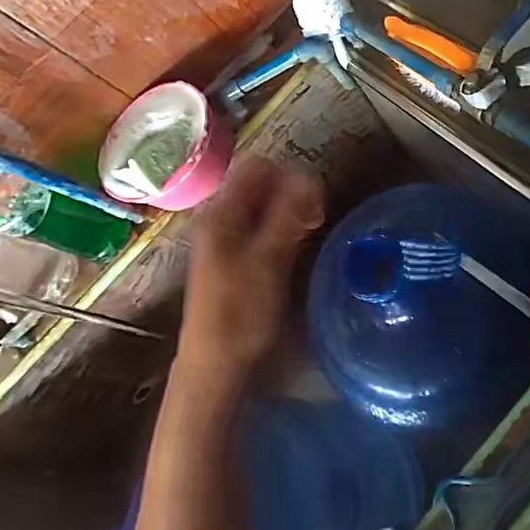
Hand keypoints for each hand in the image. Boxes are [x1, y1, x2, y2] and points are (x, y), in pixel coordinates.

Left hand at [180, 157, 325, 385]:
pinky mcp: (234, 254)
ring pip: (264, 204)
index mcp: (221, 213)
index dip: (288, 175)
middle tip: (315, 219)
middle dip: (292, 192)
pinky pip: (262, 224)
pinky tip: (295, 245)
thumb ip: (287, 215)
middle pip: (261, 183)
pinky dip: (281, 226)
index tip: (313, 202)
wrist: (214, 362)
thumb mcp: (269, 261)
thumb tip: (308, 176)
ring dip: (289, 210)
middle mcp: (219, 217)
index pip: (257, 166)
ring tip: (310, 230)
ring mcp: (225, 236)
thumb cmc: (240, 312)